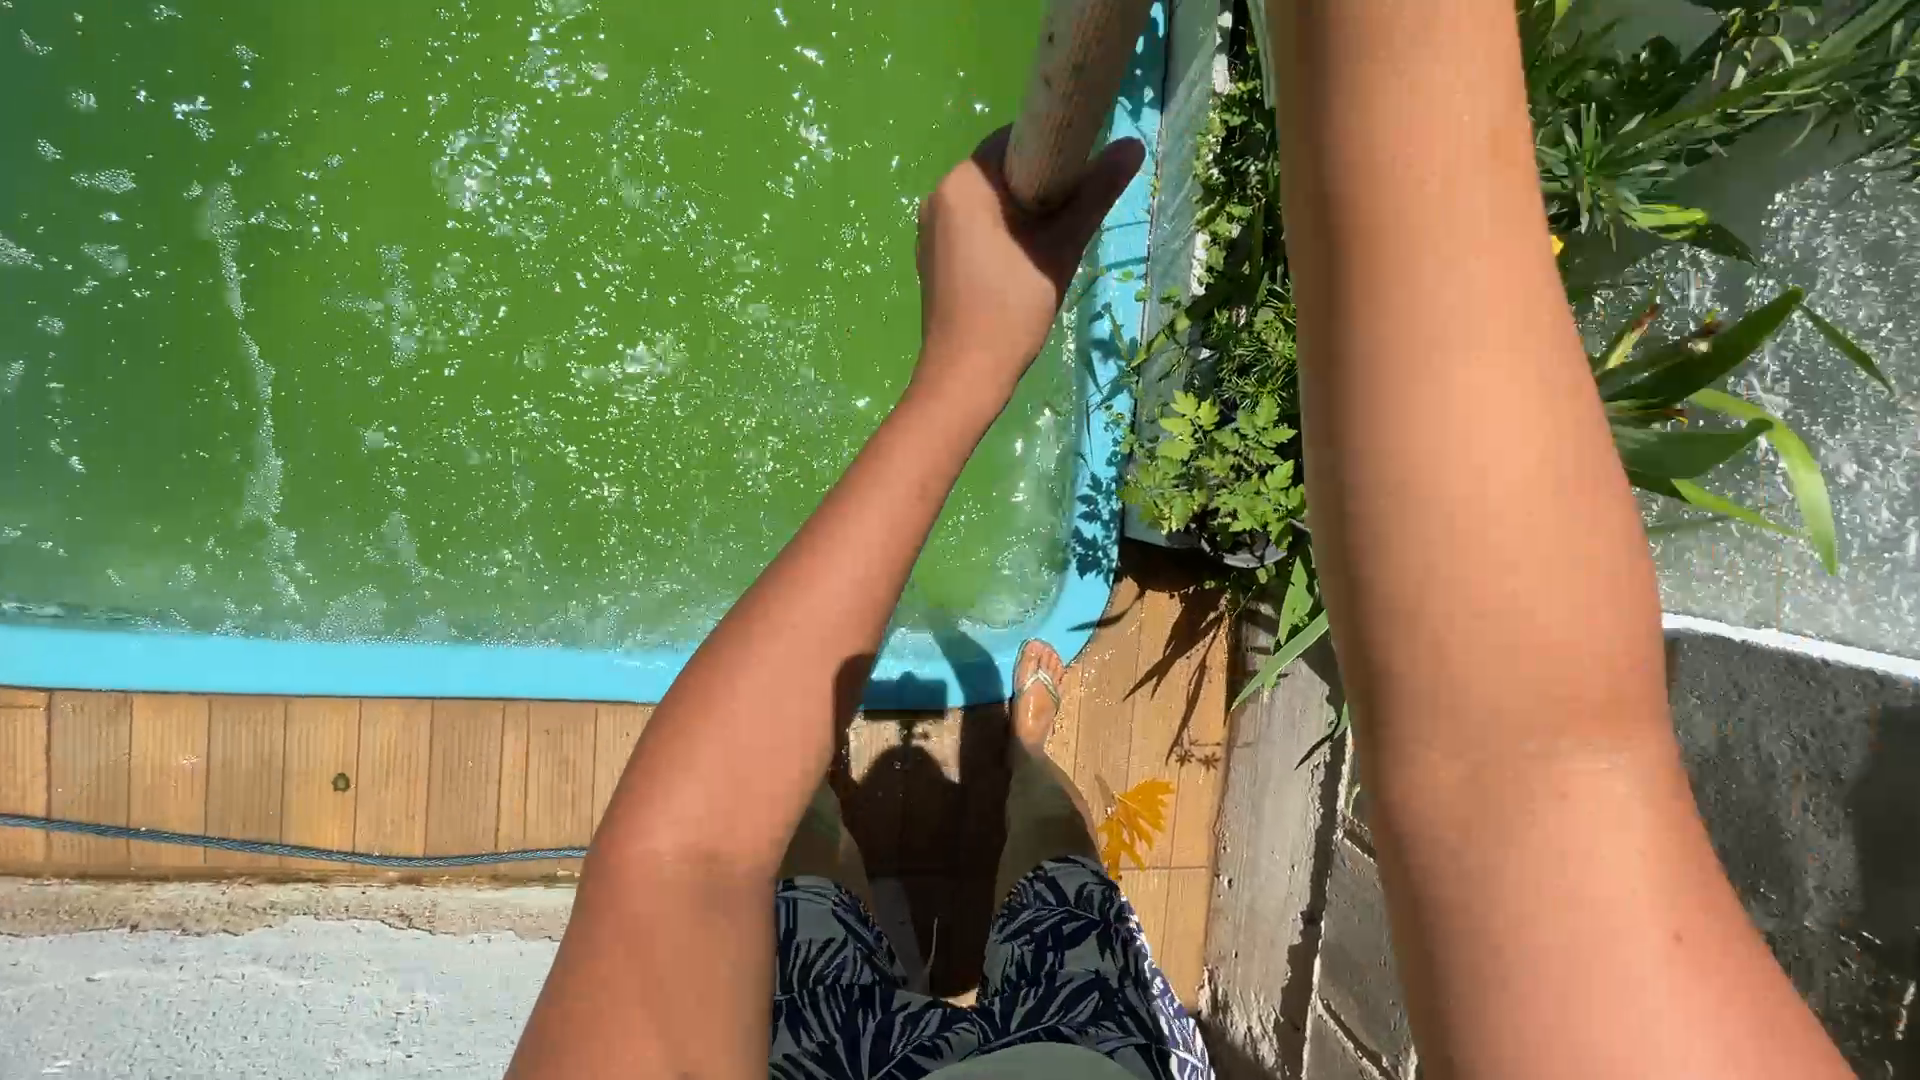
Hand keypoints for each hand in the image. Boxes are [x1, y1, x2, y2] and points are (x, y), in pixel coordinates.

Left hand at [911, 126, 1144, 412]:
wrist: (965, 376)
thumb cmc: (1010, 310)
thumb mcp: (1060, 248)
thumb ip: (1094, 194)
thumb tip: (1133, 145)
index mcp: (962, 184)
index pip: (1012, 140)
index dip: (1051, 151)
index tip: (1080, 176)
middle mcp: (938, 199)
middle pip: (999, 174)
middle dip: (1039, 188)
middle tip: (1071, 218)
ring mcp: (929, 234)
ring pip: (987, 207)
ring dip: (1021, 217)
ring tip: (1051, 247)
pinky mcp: (933, 263)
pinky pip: (972, 233)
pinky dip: (1000, 239)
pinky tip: (1021, 269)